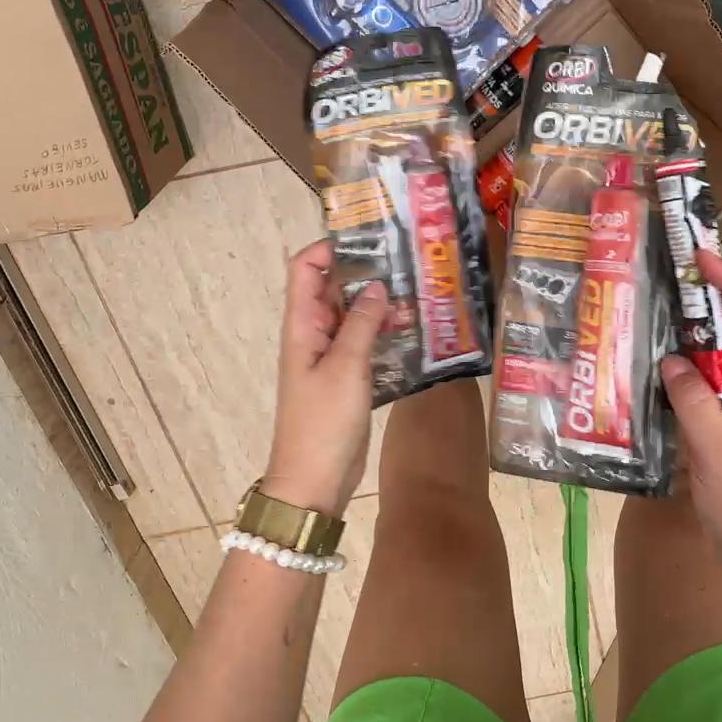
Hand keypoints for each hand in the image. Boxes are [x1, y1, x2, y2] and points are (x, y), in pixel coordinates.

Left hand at [263, 240, 388, 516]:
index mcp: (302, 325)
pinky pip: (364, 340)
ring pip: (352, 314)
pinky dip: (384, 329)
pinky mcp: (347, 375)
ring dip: (379, 302)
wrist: (314, 481)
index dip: (330, 248)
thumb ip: (362, 322)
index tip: (370, 240)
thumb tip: (377, 284)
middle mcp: (313, 333)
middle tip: (408, 261)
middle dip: (365, 271)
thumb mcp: (346, 367)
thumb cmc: (323, 422)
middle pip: (333, 287)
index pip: (305, 268)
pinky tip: (415, 328)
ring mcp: (330, 355)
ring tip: (418, 291)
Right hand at [660, 250, 721, 603]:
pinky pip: (702, 387)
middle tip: (664, 277)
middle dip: (707, 299)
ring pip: (717, 359)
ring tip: (648, 311)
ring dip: (688, 335)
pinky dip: (679, 371)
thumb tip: (669, 360)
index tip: (703, 260)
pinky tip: (648, 367)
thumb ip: (696, 408)